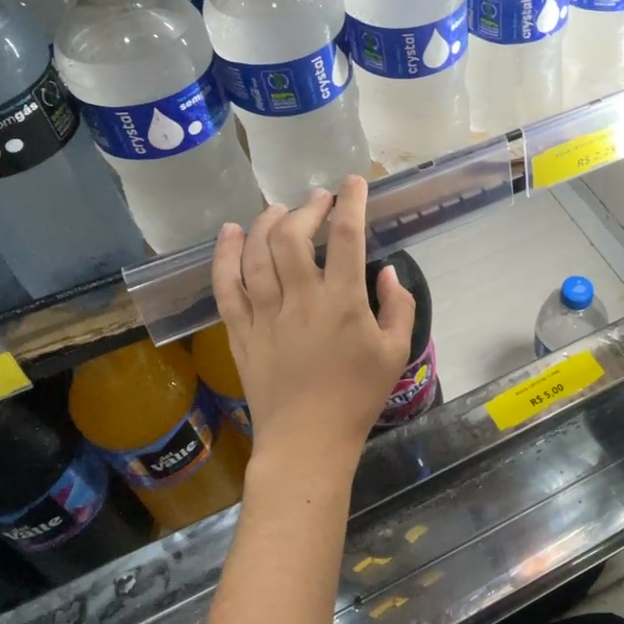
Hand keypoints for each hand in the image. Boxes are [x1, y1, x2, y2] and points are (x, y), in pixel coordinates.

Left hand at [211, 176, 415, 468]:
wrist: (308, 440)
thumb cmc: (358, 397)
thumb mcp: (396, 352)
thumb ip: (398, 306)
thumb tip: (387, 270)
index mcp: (343, 303)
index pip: (346, 239)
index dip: (350, 204)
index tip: (352, 183)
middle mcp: (301, 300)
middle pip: (293, 239)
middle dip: (306, 209)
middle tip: (317, 199)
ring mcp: (265, 315)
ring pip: (257, 255)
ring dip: (266, 224)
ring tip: (278, 209)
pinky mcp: (241, 333)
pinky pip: (226, 287)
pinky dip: (225, 256)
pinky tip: (229, 234)